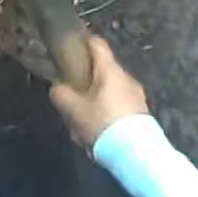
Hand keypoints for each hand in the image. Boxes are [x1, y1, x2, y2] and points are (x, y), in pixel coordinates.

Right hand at [48, 32, 148, 150]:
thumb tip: (57, 87)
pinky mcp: (141, 113)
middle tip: (69, 85)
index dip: (83, 39)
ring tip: (81, 110)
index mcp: (111, 71)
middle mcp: (127, 78)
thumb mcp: (72, 109)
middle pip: (103, 68)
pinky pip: (119, 102)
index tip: (69, 42)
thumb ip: (60, 93)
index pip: (97, 44)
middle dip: (85, 74)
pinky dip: (106, 107)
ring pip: (110, 87)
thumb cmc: (102, 124)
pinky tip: (95, 124)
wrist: (137, 156)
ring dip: (96, 93)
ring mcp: (137, 96)